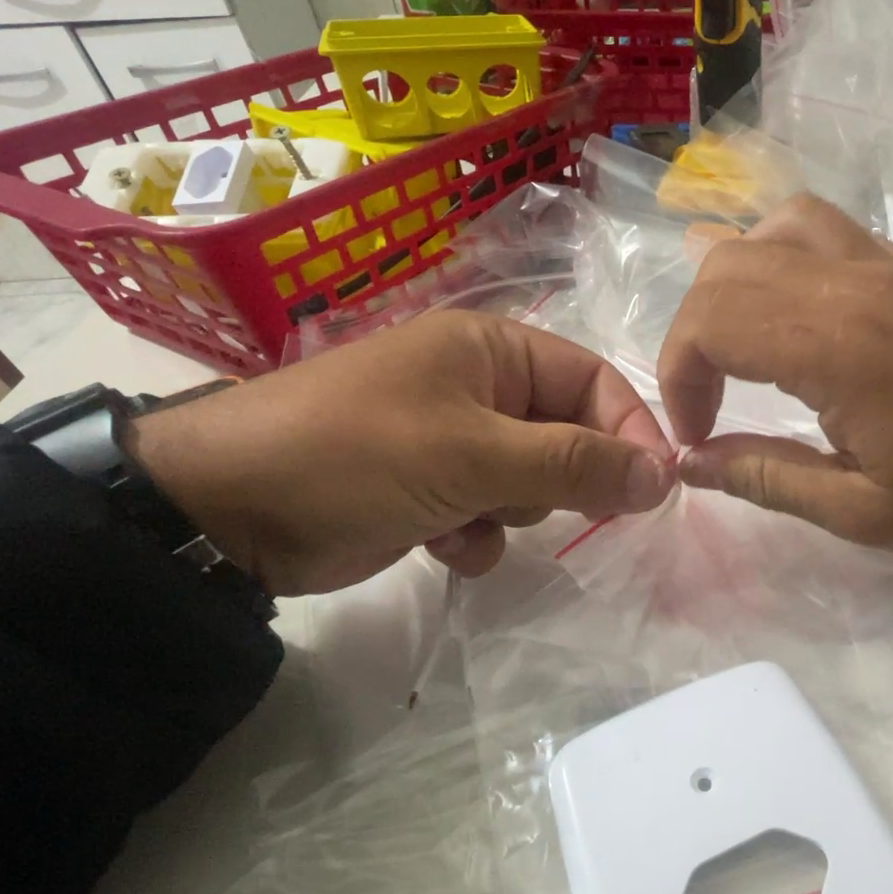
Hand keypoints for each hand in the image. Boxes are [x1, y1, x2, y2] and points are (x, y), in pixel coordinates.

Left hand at [125, 310, 674, 595]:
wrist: (228, 509)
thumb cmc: (357, 455)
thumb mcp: (474, 456)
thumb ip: (575, 464)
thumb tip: (664, 475)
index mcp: (491, 351)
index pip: (594, 381)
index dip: (630, 431)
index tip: (656, 489)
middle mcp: (478, 388)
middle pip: (567, 434)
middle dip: (562, 478)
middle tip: (553, 505)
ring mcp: (452, 441)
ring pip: (532, 482)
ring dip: (513, 510)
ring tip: (470, 514)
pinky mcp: (429, 490)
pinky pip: (489, 513)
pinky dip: (476, 534)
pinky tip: (442, 543)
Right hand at [659, 194, 892, 576]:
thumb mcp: (858, 512)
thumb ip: (763, 476)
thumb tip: (690, 461)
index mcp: (837, 346)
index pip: (710, 321)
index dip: (679, 380)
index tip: (698, 439)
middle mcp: (856, 284)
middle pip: (727, 267)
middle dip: (694, 337)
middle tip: (710, 406)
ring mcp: (889, 266)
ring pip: (774, 229)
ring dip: (734, 285)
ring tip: (742, 350)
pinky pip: (825, 229)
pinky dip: (782, 258)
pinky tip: (794, 317)